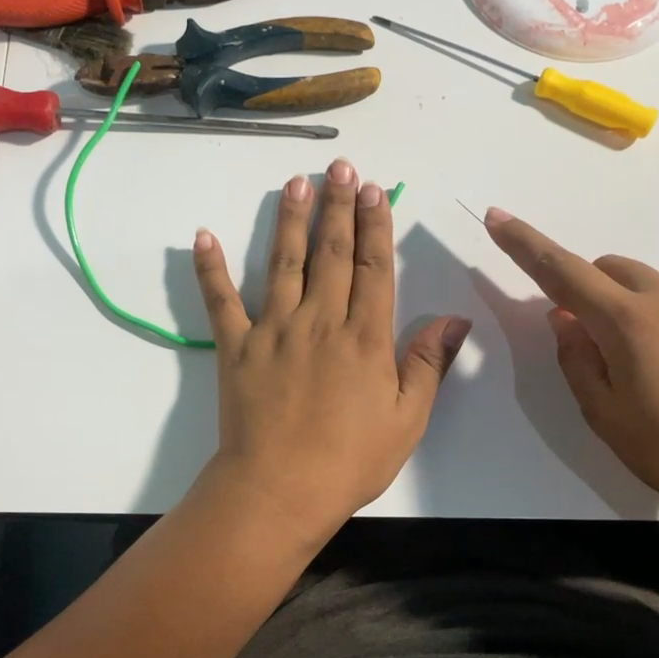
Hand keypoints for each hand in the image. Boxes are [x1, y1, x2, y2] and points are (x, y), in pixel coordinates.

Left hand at [192, 159, 471, 534]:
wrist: (280, 490)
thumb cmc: (350, 461)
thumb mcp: (407, 419)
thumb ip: (428, 364)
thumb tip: (454, 318)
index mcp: (365, 338)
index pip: (375, 268)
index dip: (375, 225)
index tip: (374, 190)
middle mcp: (320, 321)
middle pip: (332, 253)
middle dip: (337, 206)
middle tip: (339, 167)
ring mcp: (274, 330)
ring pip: (283, 263)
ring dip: (289, 220)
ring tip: (294, 182)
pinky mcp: (236, 347)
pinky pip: (221, 301)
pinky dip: (211, 268)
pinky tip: (204, 236)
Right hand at [484, 208, 658, 522]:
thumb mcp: (605, 414)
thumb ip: (577, 359)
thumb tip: (565, 319)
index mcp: (627, 320)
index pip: (562, 269)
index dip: (524, 243)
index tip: (497, 217)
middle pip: (607, 269)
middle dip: (579, 285)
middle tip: (574, 337)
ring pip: (641, 286)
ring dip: (615, 304)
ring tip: (619, 365)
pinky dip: (645, 320)